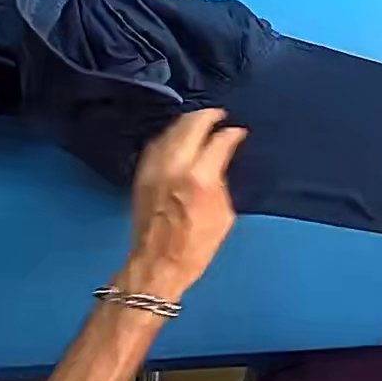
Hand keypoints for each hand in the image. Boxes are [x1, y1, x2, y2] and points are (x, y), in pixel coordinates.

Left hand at [116, 108, 247, 302]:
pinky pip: (157, 142)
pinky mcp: (142, 173)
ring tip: (201, 119)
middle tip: (220, 115)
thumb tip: (221, 160)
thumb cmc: (196, 245)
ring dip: (188, 121)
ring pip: (172, 129)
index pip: (219, 140)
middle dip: (209, 116)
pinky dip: (171, 134)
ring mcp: (155, 167)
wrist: (156, 265)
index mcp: (199, 177)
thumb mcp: (223, 214)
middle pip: (192, 124)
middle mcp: (175, 165)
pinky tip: (178, 135)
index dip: (232, 133)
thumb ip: (222, 180)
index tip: (239, 132)